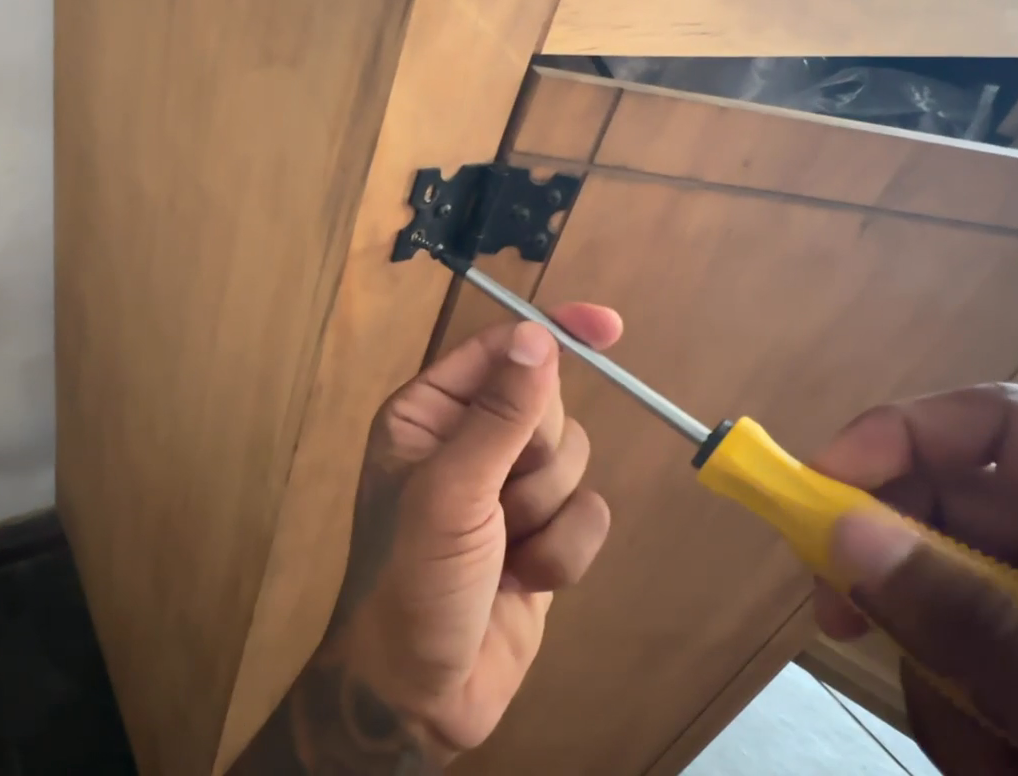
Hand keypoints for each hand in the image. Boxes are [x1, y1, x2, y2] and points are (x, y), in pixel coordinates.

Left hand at [229, 305, 620, 772]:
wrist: (423, 691)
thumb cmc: (412, 579)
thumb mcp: (450, 490)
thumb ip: (499, 414)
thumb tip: (538, 336)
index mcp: (430, 415)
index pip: (498, 352)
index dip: (549, 336)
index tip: (605, 327)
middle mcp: (468, 444)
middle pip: (546, 409)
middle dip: (534, 461)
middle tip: (497, 501)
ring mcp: (506, 492)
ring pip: (573, 464)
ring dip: (544, 515)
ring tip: (501, 551)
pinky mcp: (541, 537)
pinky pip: (588, 517)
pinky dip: (561, 553)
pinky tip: (524, 581)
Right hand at [810, 384, 1017, 774]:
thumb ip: (1002, 646)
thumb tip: (844, 533)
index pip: (1011, 429)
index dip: (901, 436)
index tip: (817, 494)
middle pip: (965, 517)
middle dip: (897, 579)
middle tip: (837, 626)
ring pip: (963, 604)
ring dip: (940, 678)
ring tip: (992, 772)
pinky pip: (995, 667)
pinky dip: (975, 719)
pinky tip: (1014, 774)